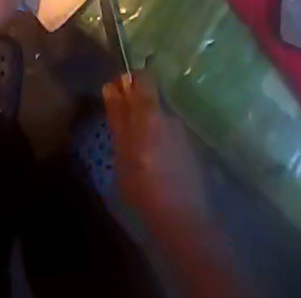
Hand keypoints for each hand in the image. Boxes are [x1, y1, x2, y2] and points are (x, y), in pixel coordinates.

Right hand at [103, 71, 211, 239]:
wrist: (185, 220)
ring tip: (134, 150)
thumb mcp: (123, 155)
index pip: (142, 79)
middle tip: (120, 126)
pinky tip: (151, 161)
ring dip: (145, 123)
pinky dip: (156, 138)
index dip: (128, 82)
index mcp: (151, 113)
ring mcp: (181, 130)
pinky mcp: (189, 145)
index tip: (115, 93)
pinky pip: (167, 131)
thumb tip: (111, 87)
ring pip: (158, 115)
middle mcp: (169, 115)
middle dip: (134, 104)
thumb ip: (119, 119)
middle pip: (150, 96)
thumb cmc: (145, 189)